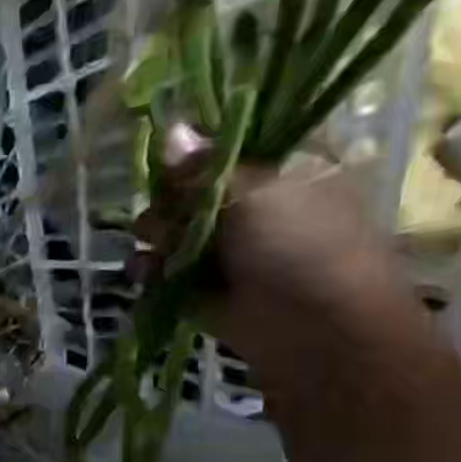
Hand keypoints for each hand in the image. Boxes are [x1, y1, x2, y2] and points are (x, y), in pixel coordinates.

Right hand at [129, 163, 419, 367]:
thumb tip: (170, 130)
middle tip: (165, 216)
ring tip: (155, 252)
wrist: (316, 332)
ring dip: (155, 240)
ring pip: (172, 236)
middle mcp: (250, 211)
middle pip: (189, 196)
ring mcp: (225, 255)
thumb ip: (205, 168)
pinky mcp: (202, 294)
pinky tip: (144, 274)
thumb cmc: (299, 246)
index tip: (168, 165)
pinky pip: (165, 275)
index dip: (191, 158)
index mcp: (277, 174)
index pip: (223, 154)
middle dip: (168, 204)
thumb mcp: (255, 193)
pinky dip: (150, 274)